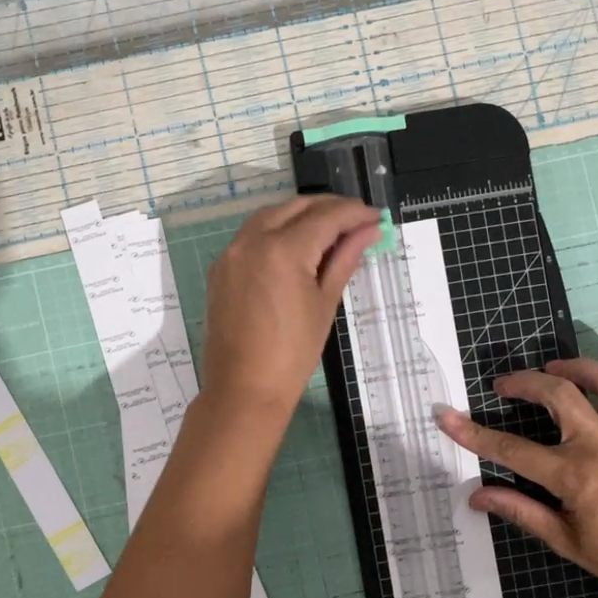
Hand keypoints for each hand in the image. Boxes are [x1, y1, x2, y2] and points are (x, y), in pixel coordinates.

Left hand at [202, 195, 383, 420]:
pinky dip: (276, 232)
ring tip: (329, 232)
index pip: (326, 217)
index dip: (354, 214)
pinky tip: (295, 248)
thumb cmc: (292, 355)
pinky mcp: (221, 269)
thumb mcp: (324, 304)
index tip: (376, 217)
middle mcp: (252, 241)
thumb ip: (344, 260)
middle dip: (329, 209)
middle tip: (356, 222)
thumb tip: (368, 232)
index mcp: (282, 251)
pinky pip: (251, 236)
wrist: (244, 389)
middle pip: (296, 207)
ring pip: (270, 216)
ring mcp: (231, 253)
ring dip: (301, 216)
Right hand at [436, 341, 597, 597]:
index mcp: (575, 476)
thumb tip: (478, 496)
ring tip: (553, 367)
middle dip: (525, 384)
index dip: (475, 434)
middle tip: (505, 386)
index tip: (447, 417)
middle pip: (559, 397)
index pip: (513, 450)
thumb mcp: (566, 541)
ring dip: (576, 367)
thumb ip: (521, 511)